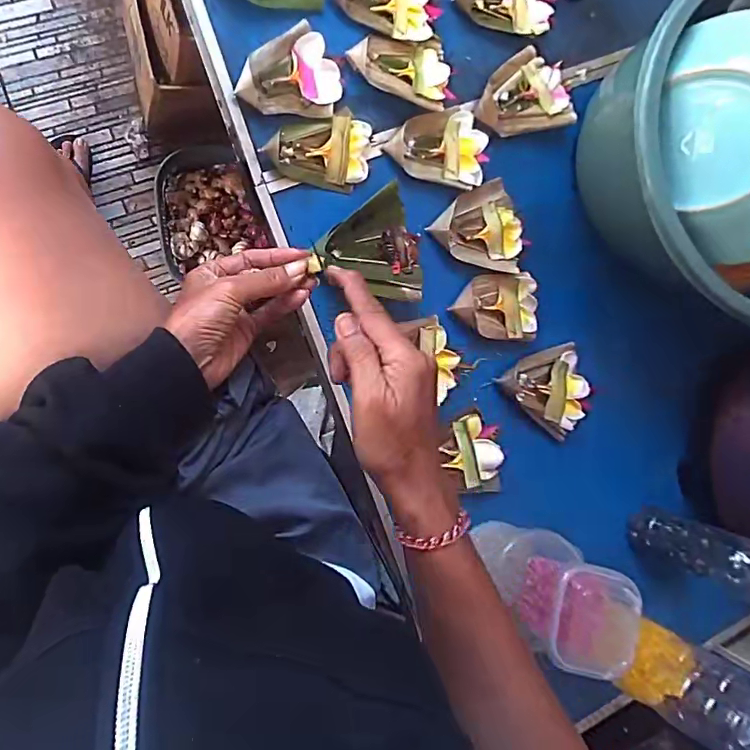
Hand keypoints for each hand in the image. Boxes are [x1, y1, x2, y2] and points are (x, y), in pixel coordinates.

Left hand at [166, 247, 314, 388]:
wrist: (188, 363)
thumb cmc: (191, 323)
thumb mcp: (229, 289)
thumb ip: (266, 279)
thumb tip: (293, 269)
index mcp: (213, 272)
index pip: (250, 257)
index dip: (276, 255)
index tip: (299, 255)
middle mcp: (225, 290)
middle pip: (262, 276)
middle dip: (286, 272)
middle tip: (308, 269)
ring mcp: (236, 311)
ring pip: (269, 295)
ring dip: (290, 288)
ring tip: (309, 282)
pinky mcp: (246, 330)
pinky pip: (270, 313)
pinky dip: (286, 305)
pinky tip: (299, 297)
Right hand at [326, 268, 458, 531]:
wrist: (416, 480)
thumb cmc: (388, 444)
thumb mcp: (365, 397)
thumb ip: (357, 353)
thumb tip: (346, 318)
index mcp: (405, 356)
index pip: (372, 312)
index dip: (352, 288)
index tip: (334, 268)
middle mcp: (414, 354)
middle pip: (370, 328)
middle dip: (347, 344)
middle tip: (338, 377)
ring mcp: (415, 367)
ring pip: (372, 345)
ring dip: (353, 360)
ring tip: (348, 389)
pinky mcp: (411, 379)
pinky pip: (380, 360)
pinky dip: (364, 369)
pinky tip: (359, 390)